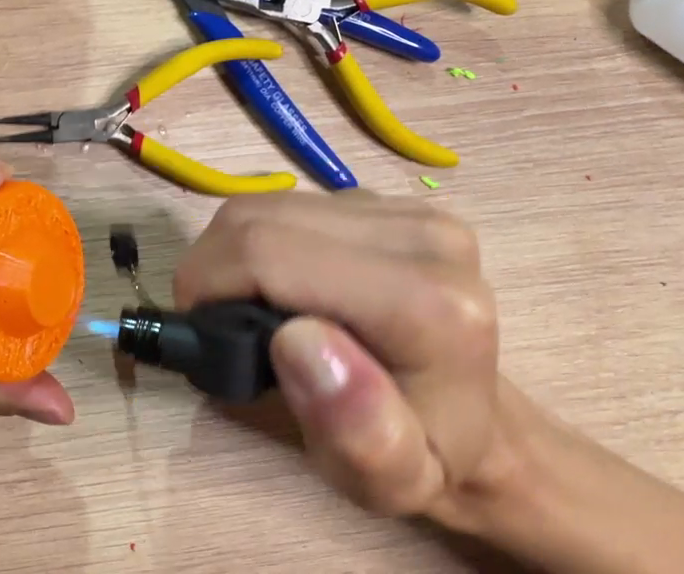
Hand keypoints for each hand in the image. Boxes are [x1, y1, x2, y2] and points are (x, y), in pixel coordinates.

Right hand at [173, 191, 511, 529]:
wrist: (478, 425)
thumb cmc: (422, 458)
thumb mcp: (390, 482)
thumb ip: (357, 430)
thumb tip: (298, 340)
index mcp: (431, 305)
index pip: (266, 255)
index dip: (211, 287)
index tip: (206, 337)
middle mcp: (425, 240)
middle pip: (256, 221)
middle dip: (210, 270)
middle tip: (211, 323)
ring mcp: (406, 212)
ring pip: (260, 206)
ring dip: (227, 254)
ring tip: (236, 306)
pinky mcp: (384, 201)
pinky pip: (281, 204)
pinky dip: (254, 241)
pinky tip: (274, 284)